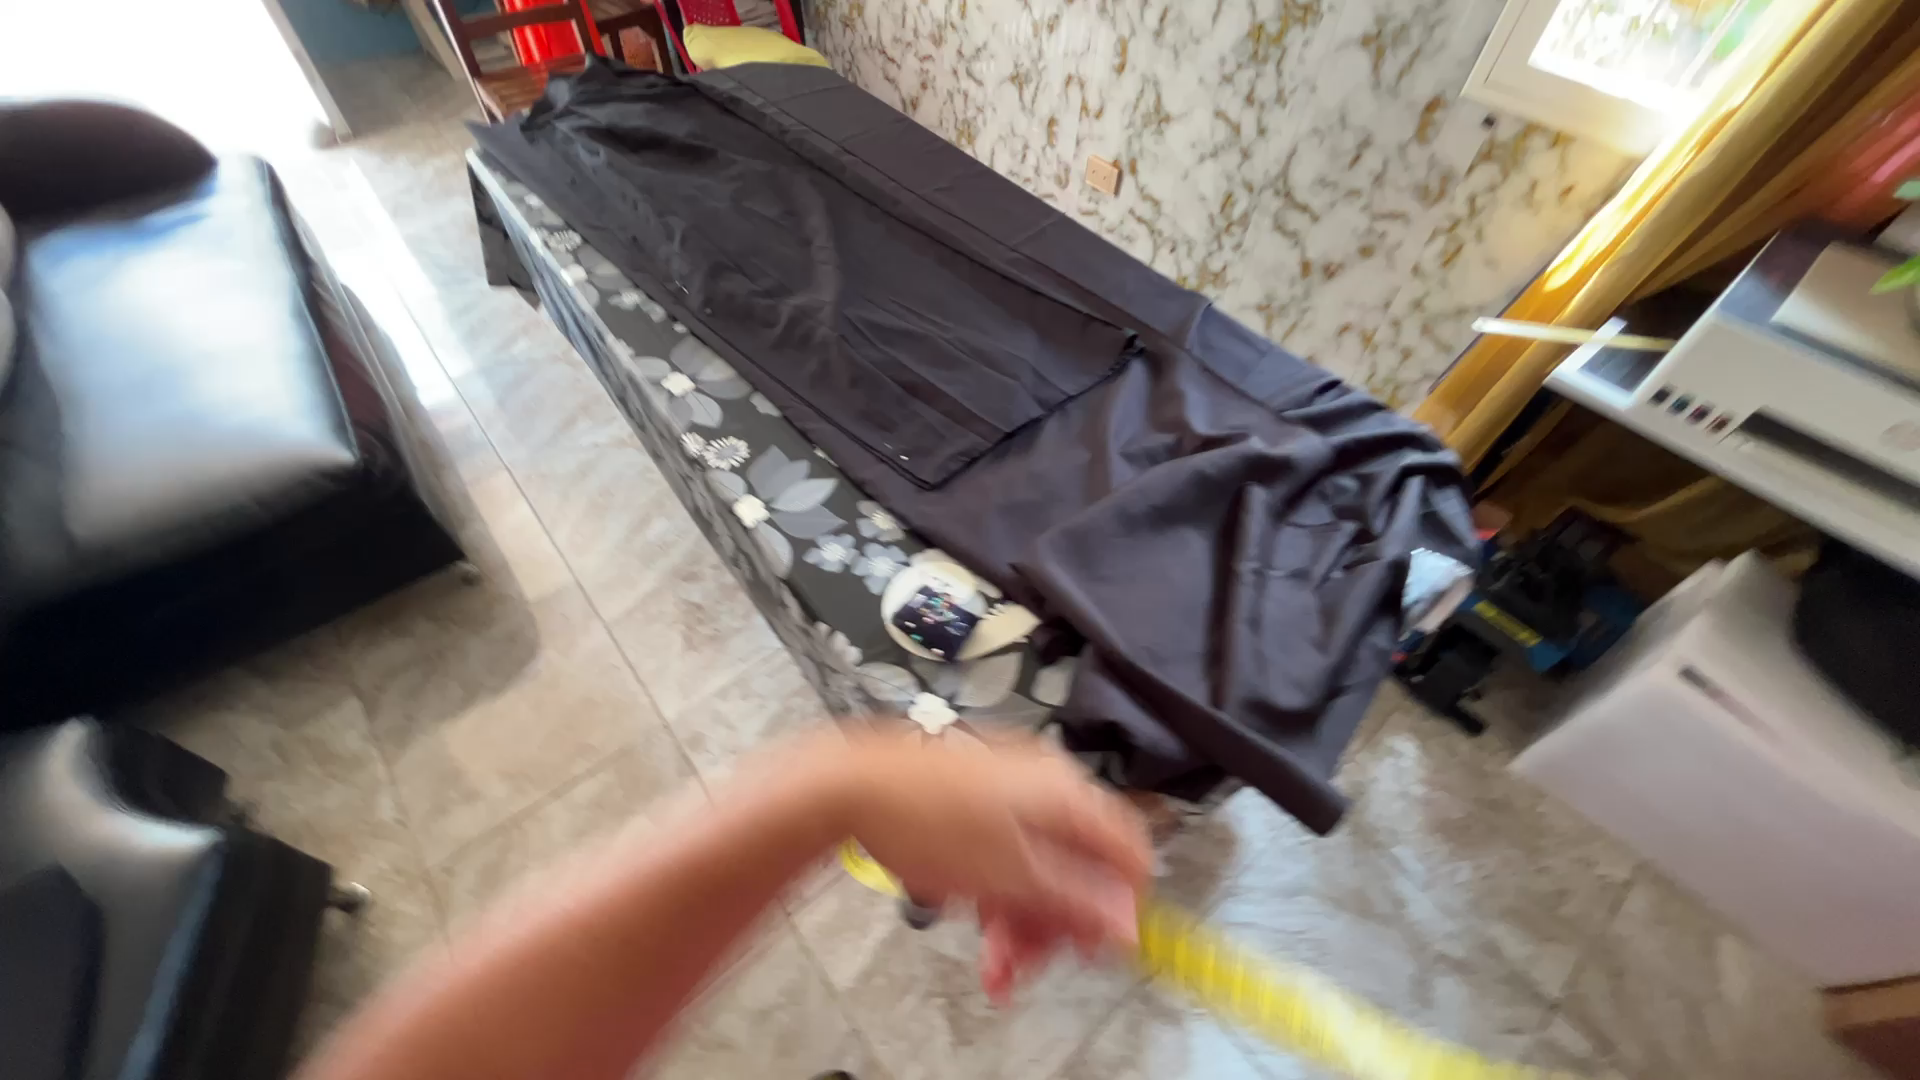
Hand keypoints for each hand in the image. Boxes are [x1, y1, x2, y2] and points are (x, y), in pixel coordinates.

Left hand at [832, 730, 1152, 1000]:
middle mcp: (1043, 783)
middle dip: (1056, 921)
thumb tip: (1128, 921)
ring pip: (1039, 864)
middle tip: (1027, 961)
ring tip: (992, 960)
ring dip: (1021, 918)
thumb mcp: (1011, 876)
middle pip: (1080, 864)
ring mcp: (1007, 788)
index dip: (1121, 904)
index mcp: (1064, 792)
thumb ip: (1077, 899)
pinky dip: (997, 891)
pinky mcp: (977, 796)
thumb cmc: (921, 817)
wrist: (852, 787)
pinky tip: (975, 919)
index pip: (1128, 849)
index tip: (1097, 945)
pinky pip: (1006, 850)